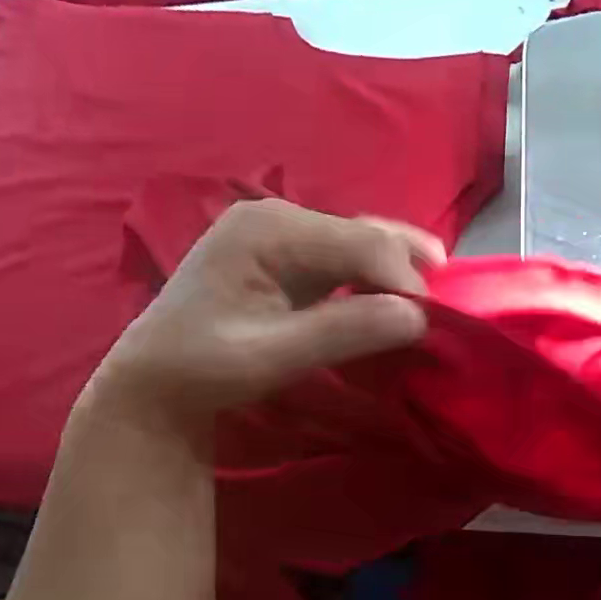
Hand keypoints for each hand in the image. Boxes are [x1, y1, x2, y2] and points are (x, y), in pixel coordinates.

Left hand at [85, 199, 443, 422]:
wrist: (153, 382)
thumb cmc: (203, 369)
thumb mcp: (270, 356)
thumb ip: (342, 332)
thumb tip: (417, 317)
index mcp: (268, 229)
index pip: (358, 243)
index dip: (403, 279)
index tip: (432, 322)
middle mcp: (277, 218)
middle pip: (362, 234)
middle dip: (406, 267)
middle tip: (447, 301)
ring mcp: (280, 234)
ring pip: (358, 243)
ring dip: (395, 269)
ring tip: (434, 291)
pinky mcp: (285, 256)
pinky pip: (344, 258)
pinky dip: (373, 277)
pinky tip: (394, 295)